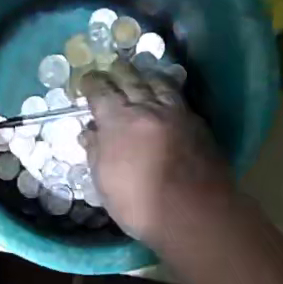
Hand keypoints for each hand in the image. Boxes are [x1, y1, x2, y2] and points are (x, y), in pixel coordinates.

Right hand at [78, 63, 236, 249]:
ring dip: (144, 76)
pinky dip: (165, 91)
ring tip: (138, 75)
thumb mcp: (104, 182)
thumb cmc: (139, 203)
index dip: (90, 84)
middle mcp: (147, 108)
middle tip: (109, 69)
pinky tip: (163, 96)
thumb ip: (96, 152)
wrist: (194, 214)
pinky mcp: (197, 124)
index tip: (85, 82)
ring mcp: (176, 113)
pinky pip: (177, 97)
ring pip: (158, 83)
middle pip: (130, 79)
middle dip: (116, 72)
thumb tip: (89, 132)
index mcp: (118, 121)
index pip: (100, 91)